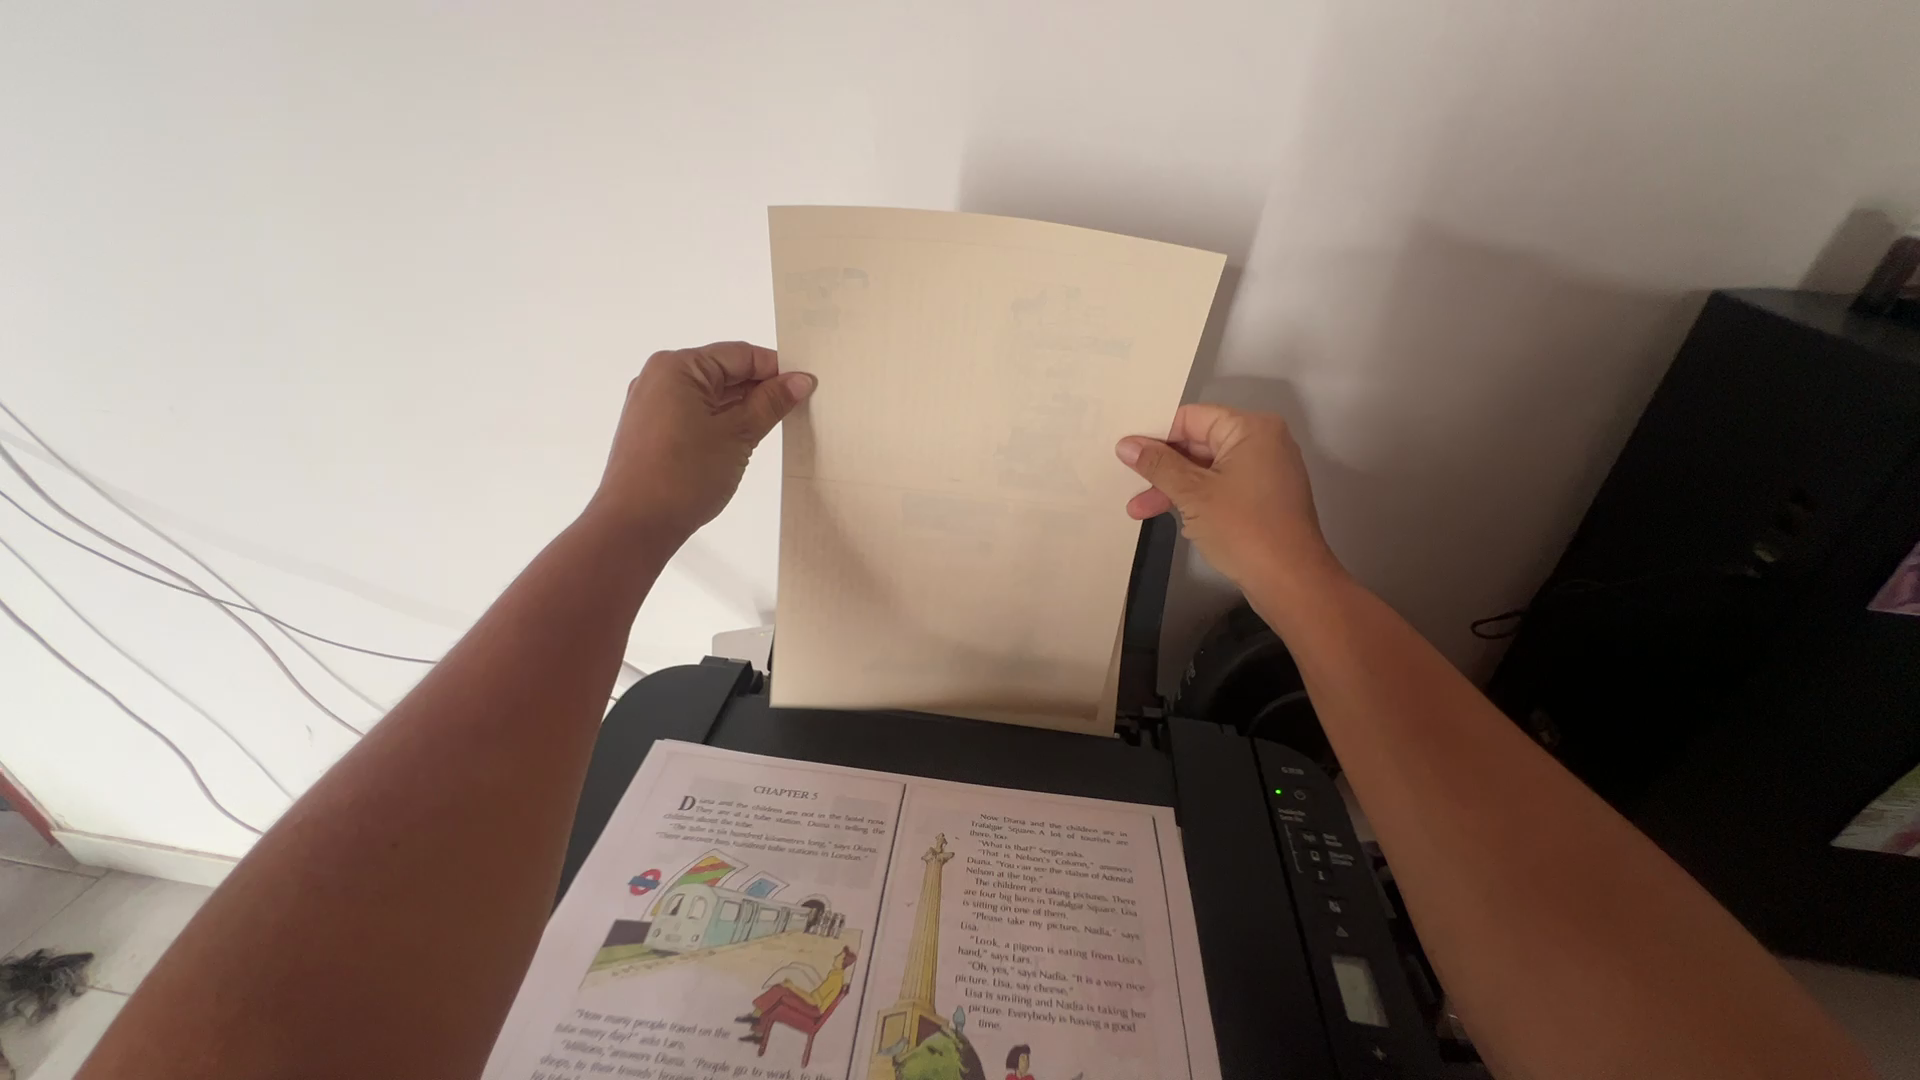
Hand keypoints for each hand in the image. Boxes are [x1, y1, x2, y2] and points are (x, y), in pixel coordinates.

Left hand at [590, 342, 814, 540]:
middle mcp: (660, 377)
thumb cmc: (684, 475)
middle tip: (798, 406)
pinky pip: (695, 412)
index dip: (776, 369)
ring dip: (743, 406)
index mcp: (678, 366)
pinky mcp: (652, 429)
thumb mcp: (737, 435)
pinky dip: (722, 420)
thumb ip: (770, 403)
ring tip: (775, 424)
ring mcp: (653, 404)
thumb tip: (800, 380)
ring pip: (710, 394)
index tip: (806, 386)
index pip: (740, 355)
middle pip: (724, 371)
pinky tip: (745, 437)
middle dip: (760, 388)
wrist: (635, 524)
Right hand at [1117, 405, 1341, 590]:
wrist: (1290, 581)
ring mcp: (1264, 471)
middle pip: (1198, 443)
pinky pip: (1220, 486)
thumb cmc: (1244, 529)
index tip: (1126, 453)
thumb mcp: (1192, 494)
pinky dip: (1195, 498)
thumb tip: (1126, 444)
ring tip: (1138, 510)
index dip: (1156, 435)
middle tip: (1128, 483)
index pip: (1191, 418)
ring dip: (1173, 488)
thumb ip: (1158, 465)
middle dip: (1162, 467)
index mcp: (1250, 429)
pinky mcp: (1262, 497)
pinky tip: (1171, 518)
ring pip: (1206, 469)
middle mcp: (1261, 442)